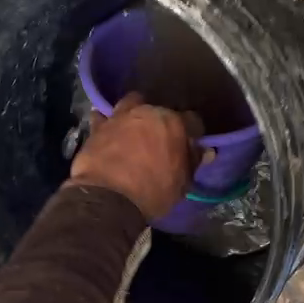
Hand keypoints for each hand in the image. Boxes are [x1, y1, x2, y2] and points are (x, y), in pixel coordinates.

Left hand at [68, 92, 198, 219]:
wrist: (108, 198)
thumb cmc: (153, 192)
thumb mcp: (182, 183)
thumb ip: (193, 162)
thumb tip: (205, 150)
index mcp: (174, 123)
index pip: (192, 120)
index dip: (193, 133)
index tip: (191, 145)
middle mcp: (148, 112)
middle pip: (160, 110)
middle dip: (163, 123)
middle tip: (160, 140)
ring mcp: (120, 117)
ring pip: (131, 103)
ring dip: (135, 112)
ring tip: (135, 128)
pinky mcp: (98, 127)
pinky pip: (103, 118)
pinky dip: (107, 122)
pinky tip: (108, 131)